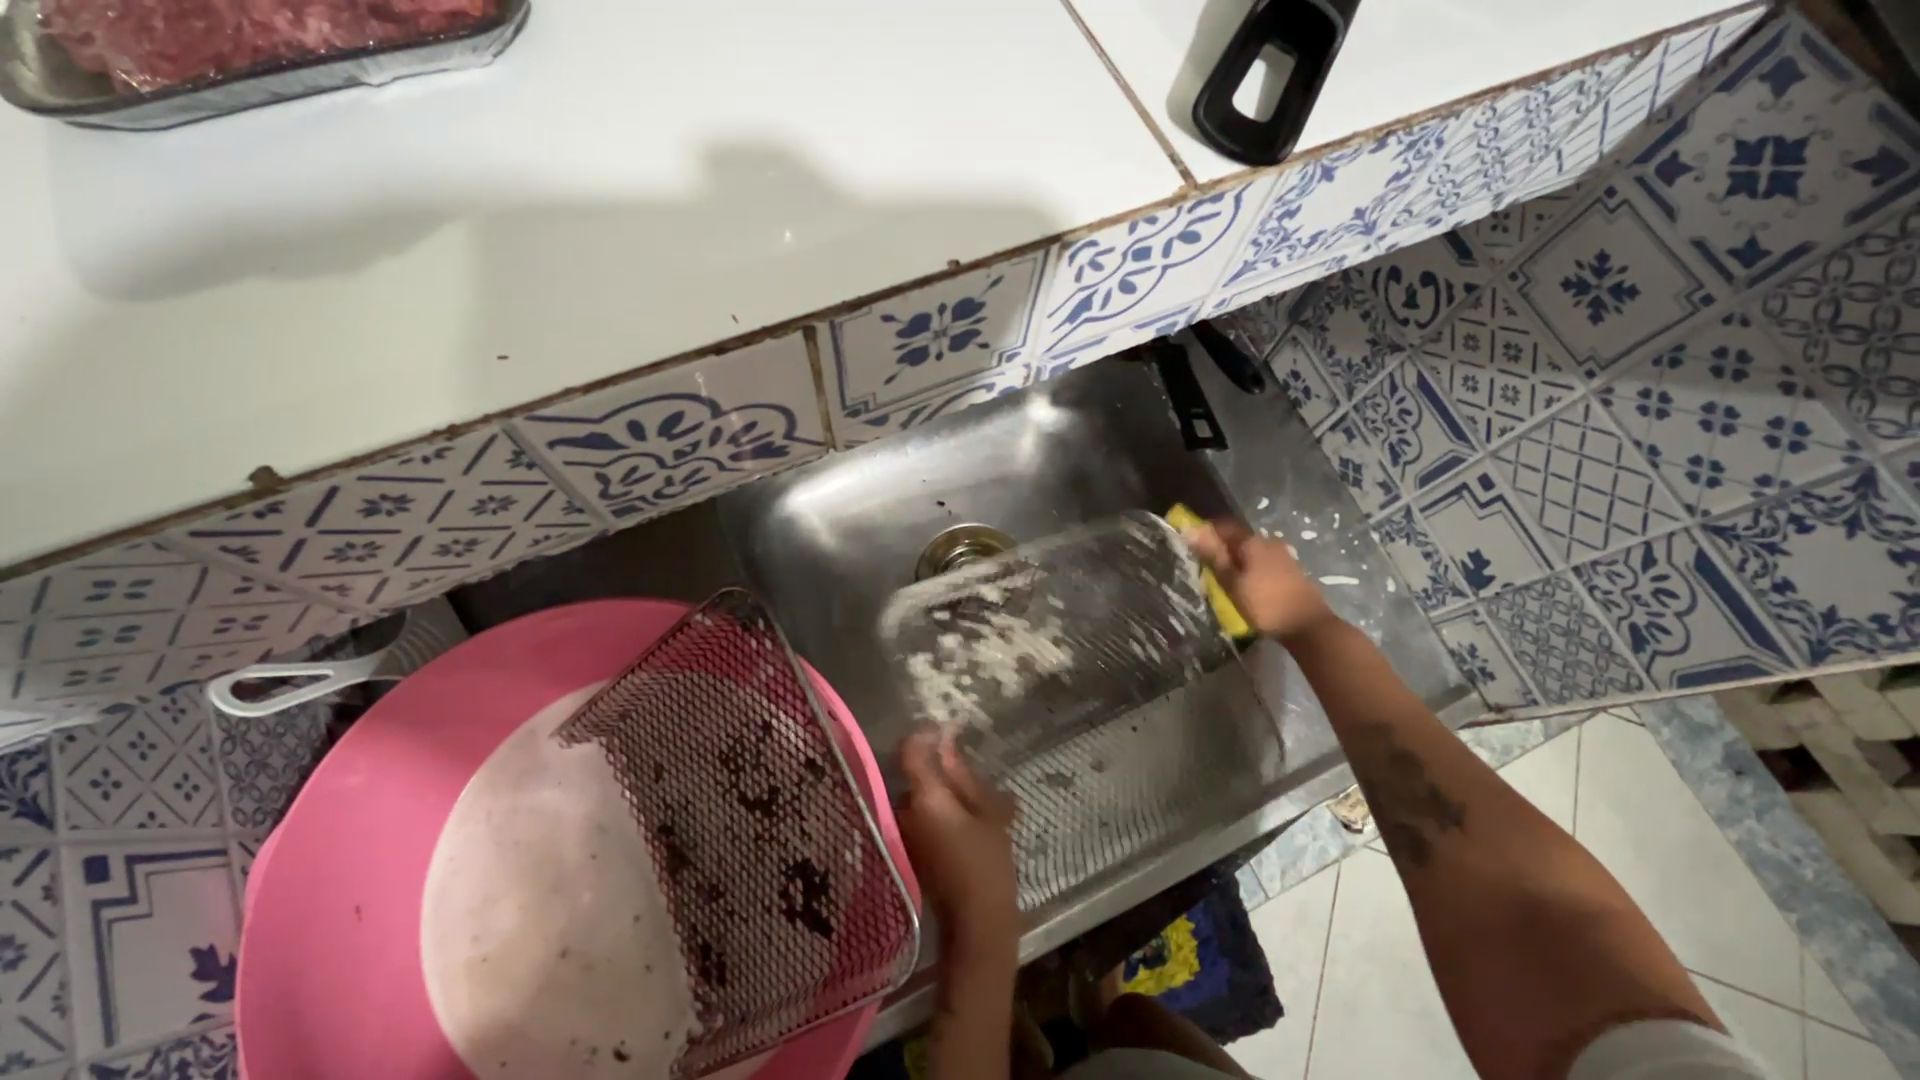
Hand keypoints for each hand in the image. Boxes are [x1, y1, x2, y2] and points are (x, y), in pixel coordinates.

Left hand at [898, 731, 1018, 965]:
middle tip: (972, 779)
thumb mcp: (987, 814)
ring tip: (973, 807)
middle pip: (915, 775)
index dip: (927, 734)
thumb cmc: (987, 864)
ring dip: (939, 795)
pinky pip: (918, 817)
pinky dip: (936, 814)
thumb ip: (964, 777)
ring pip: (918, 798)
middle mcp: (903, 810)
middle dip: (939, 771)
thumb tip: (948, 744)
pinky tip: (963, 825)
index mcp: (924, 797)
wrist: (975, 923)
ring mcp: (900, 831)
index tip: (950, 730)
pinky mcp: (905, 848)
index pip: (911, 749)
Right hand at [1184, 519, 1338, 643]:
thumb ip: (1212, 556)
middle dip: (1221, 549)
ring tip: (1225, 580)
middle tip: (1207, 569)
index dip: (1205, 533)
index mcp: (1252, 541)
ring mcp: (1282, 554)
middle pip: (1238, 539)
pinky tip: (1246, 584)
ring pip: (1251, 551)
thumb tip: (1190, 530)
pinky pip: (1263, 561)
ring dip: (1236, 561)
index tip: (1192, 548)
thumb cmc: (1264, 604)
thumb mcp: (1232, 582)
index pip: (1223, 526)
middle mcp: (1268, 541)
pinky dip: (1250, 568)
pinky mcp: (1290, 568)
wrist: (1307, 624)